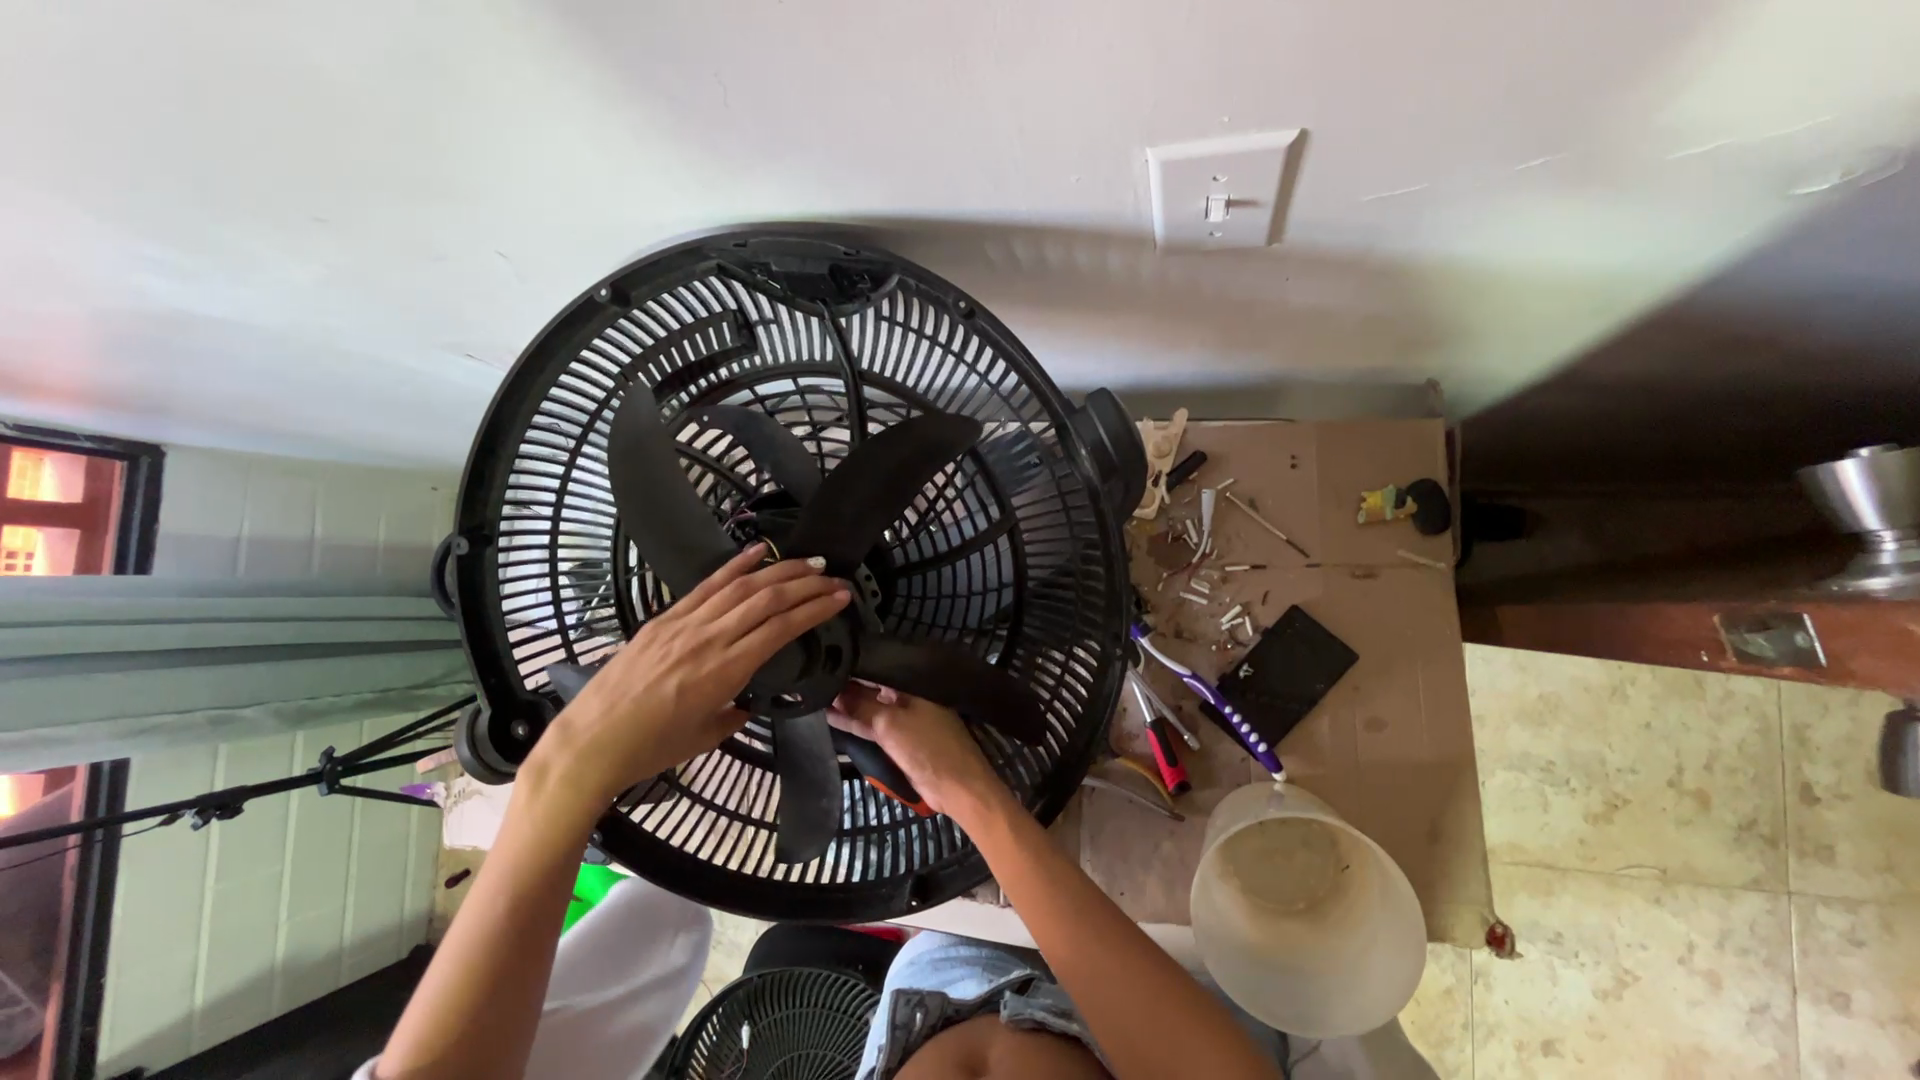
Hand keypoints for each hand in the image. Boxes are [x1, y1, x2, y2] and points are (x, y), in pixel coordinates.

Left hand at [529, 543, 850, 806]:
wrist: (590, 742)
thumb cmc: (651, 749)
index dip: (815, 609)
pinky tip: (756, 552)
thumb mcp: (706, 736)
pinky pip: (706, 586)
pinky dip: (734, 566)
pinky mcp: (663, 619)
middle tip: (835, 577)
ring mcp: (684, 624)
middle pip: (768, 598)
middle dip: (807, 584)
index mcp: (727, 671)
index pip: (782, 627)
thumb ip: (734, 713)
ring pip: (741, 586)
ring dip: (779, 570)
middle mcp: (710, 639)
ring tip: (808, 562)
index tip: (841, 598)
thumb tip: (746, 701)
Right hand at [826, 683, 1013, 822]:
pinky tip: (831, 716)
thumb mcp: (890, 724)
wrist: (957, 786)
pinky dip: (854, 722)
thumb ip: (861, 707)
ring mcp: (903, 718)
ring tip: (814, 696)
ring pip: (869, 708)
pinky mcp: (899, 739)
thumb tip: (834, 693)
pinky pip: (872, 726)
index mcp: (912, 684)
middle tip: (813, 678)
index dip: (852, 666)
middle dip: (846, 686)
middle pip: (872, 687)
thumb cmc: (927, 747)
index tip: (826, 660)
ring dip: (846, 706)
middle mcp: (907, 697)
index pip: (877, 667)